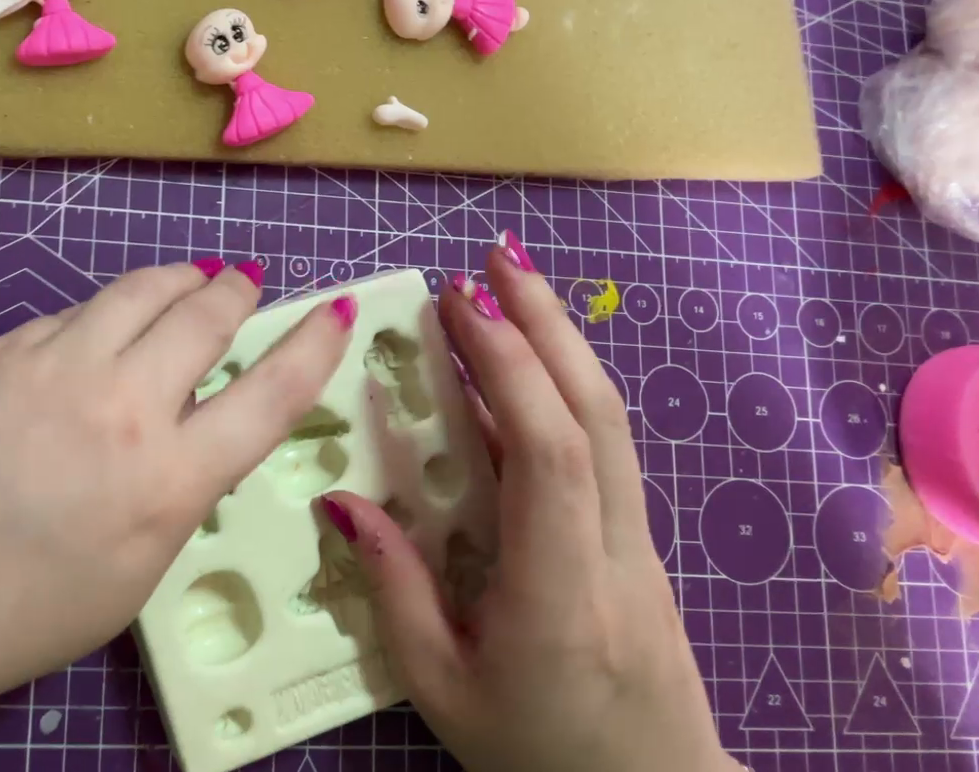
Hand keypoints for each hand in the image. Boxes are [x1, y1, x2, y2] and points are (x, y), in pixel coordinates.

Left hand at [0, 260, 354, 765]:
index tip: (334, 309)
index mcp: (164, 479)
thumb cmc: (10, 618)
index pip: (268, 394)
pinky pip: (66, 318)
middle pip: (201, 313)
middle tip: (239, 285)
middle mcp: (117, 403)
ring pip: (133, 291)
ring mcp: (48, 363)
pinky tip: (87, 339)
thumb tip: (179, 428)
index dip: (312, 345)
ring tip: (184, 282)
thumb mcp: (125, 574)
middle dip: (233, 292)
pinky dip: (94, 320)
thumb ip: (165, 490)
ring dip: (172, 282)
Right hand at [325, 241, 735, 771]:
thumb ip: (393, 588)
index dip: (509, 367)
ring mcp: (636, 542)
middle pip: (596, 414)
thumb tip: (342, 498)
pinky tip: (519, 359)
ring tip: (510, 281)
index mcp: (562, 591)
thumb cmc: (534, 751)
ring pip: (609, 421)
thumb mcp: (439, 686)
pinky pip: (599, 446)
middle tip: (493, 256)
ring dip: (559, 339)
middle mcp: (614, 551)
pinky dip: (559, 384)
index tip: (459, 301)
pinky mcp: (633, 540)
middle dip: (545, 322)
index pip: (549, 455)